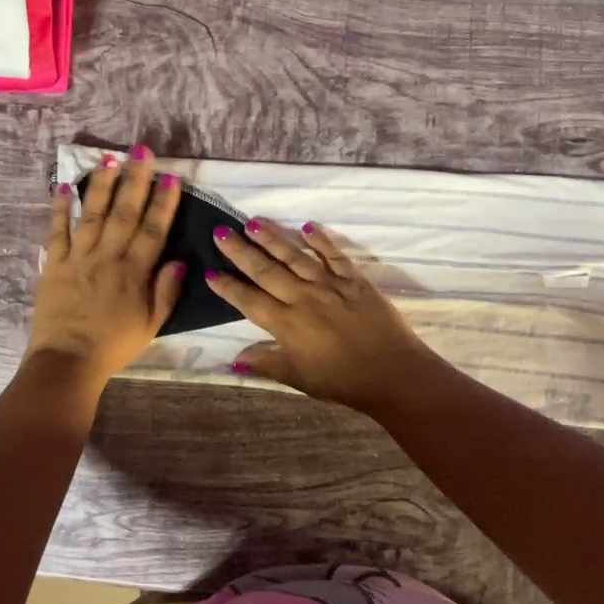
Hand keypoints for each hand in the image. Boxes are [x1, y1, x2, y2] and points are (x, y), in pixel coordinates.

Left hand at [25, 146, 185, 386]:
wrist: (67, 361)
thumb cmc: (113, 347)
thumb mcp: (151, 325)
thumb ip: (166, 291)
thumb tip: (180, 260)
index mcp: (134, 272)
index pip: (153, 230)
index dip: (164, 202)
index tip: (171, 176)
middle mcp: (108, 257)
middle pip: (125, 213)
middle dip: (136, 180)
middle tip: (142, 151)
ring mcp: (79, 258)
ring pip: (93, 214)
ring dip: (103, 185)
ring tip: (110, 159)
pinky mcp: (54, 265)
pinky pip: (57, 231)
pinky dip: (60, 208)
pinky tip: (65, 187)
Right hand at [206, 219, 449, 416]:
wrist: (394, 374)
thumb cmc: (342, 381)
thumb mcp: (298, 378)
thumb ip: (266, 363)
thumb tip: (233, 358)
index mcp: (286, 324)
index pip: (249, 300)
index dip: (228, 287)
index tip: (210, 272)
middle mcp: (303, 298)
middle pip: (266, 270)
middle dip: (241, 251)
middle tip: (221, 231)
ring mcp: (330, 286)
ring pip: (295, 256)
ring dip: (273, 238)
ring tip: (253, 222)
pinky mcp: (355, 280)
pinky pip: (334, 255)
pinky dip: (321, 240)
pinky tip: (307, 227)